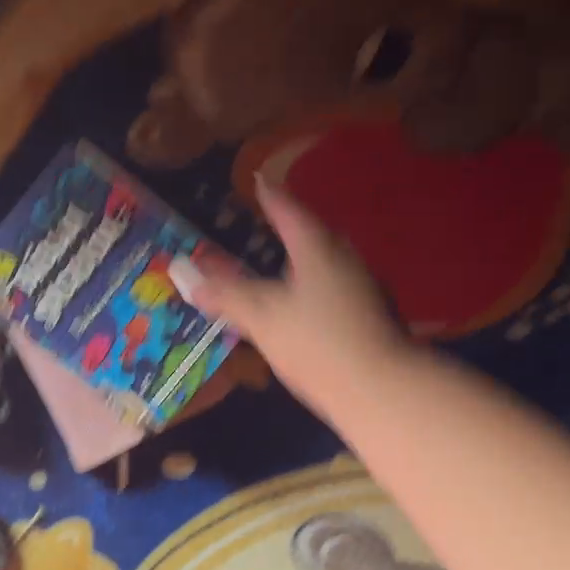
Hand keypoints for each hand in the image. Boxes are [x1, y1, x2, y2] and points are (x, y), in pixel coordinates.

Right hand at [169, 177, 407, 416]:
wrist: (379, 388)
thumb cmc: (315, 343)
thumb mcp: (261, 317)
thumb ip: (226, 296)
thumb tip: (190, 280)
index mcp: (317, 251)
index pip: (289, 213)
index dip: (270, 197)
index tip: (258, 180)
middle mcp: (344, 260)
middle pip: (314, 234)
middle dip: (289, 227)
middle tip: (268, 221)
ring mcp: (362, 287)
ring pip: (325, 261)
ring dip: (301, 257)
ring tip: (278, 261)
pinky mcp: (369, 315)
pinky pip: (332, 285)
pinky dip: (311, 284)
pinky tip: (299, 301)